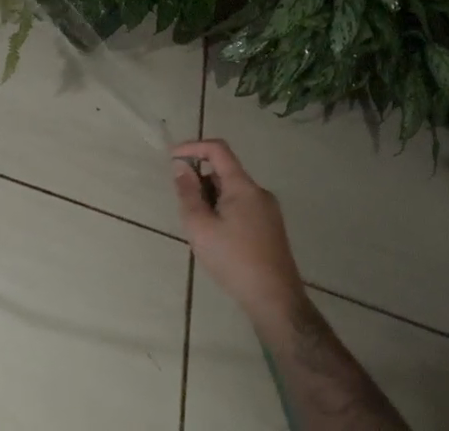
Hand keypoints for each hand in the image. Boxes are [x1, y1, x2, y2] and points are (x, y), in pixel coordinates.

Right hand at [171, 139, 305, 327]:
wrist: (276, 300)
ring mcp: (268, 211)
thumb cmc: (233, 260)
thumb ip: (188, 193)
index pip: (217, 149)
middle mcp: (259, 192)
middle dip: (200, 181)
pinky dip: (224, 211)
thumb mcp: (200, 226)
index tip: (172, 159)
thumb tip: (181, 167)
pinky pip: (242, 207)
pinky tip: (218, 239)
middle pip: (224, 172)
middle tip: (185, 208)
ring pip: (232, 191)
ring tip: (201, 229)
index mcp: (243, 187)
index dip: (192, 147)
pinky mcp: (271, 228)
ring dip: (211, 199)